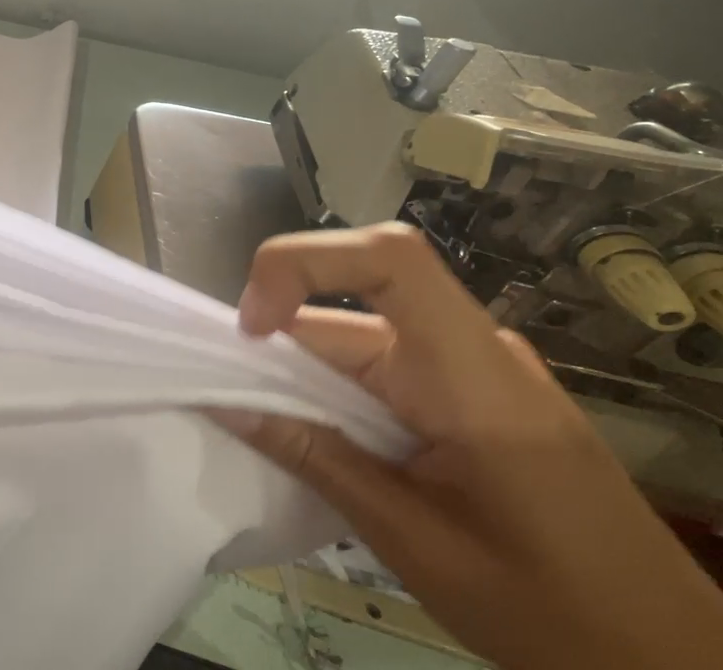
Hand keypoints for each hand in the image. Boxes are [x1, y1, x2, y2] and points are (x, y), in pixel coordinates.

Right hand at [213, 223, 722, 669]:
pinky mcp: (474, 401)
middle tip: (232, 408)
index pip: (389, 261)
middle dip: (279, 349)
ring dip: (303, 379)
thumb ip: (315, 458)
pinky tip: (322, 446)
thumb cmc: (551, 608)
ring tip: (272, 437)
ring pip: (360, 343)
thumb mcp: (413, 540)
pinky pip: (384, 372)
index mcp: (474, 380)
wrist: (670, 661)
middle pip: (352, 313)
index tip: (251, 332)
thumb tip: (220, 401)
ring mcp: (479, 376)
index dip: (300, 266)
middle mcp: (477, 357)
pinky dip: (334, 397)